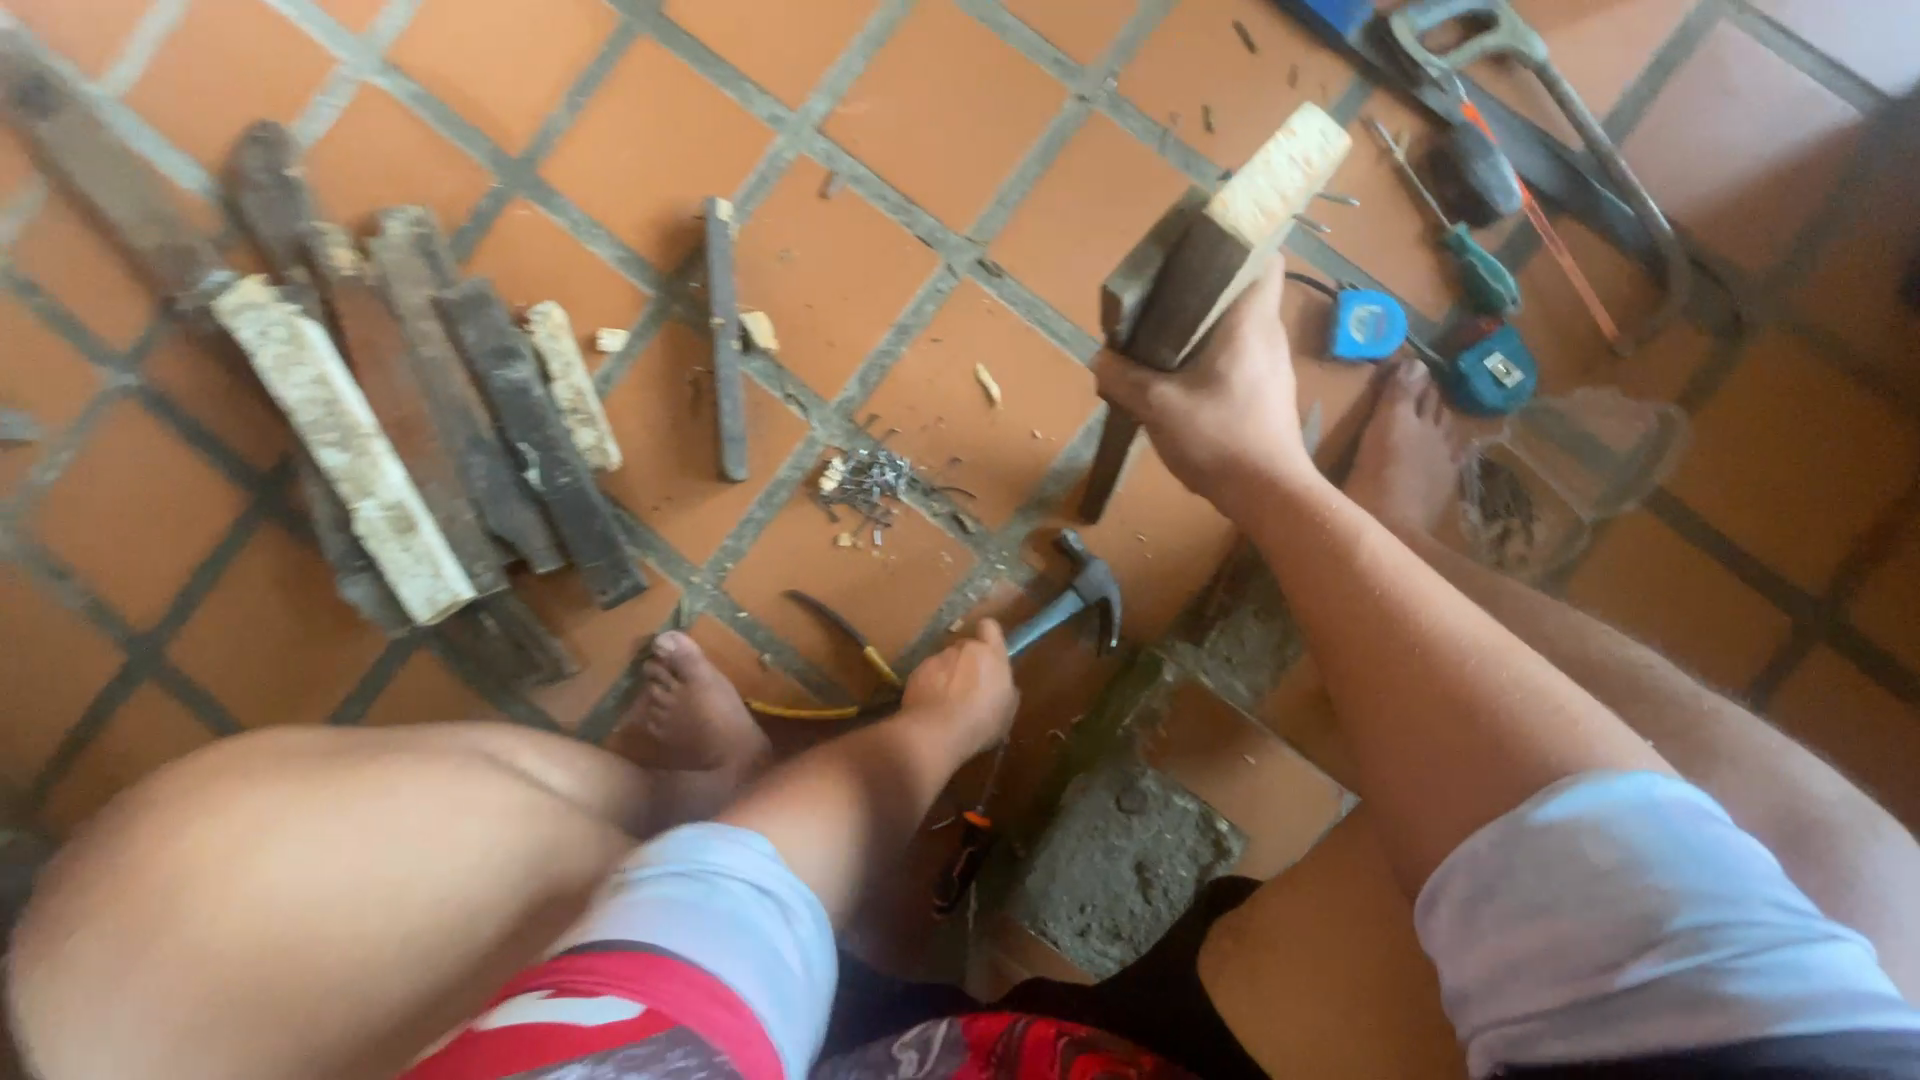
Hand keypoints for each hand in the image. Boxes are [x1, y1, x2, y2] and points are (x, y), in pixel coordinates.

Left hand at [902, 619, 1018, 757]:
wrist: (936, 732)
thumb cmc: (981, 722)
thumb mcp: (1007, 711)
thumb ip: (1006, 690)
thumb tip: (1002, 686)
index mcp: (991, 654)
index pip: (989, 626)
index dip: (988, 637)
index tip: (988, 653)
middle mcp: (963, 649)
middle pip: (965, 647)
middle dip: (966, 662)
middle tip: (968, 689)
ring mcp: (938, 658)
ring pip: (945, 661)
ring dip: (947, 675)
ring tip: (946, 703)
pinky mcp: (916, 671)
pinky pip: (927, 674)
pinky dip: (929, 685)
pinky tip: (930, 707)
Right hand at [1094, 261, 1313, 514]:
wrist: (1267, 493)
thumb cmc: (1220, 438)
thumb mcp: (1158, 407)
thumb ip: (1123, 378)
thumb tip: (1099, 358)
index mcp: (1249, 322)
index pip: (1264, 256)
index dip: (1238, 243)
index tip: (1198, 249)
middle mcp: (1268, 334)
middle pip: (1244, 290)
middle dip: (1206, 287)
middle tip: (1163, 295)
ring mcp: (1272, 365)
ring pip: (1240, 325)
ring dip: (1207, 325)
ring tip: (1164, 336)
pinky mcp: (1268, 392)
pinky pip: (1240, 355)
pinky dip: (1213, 354)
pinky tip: (1183, 376)